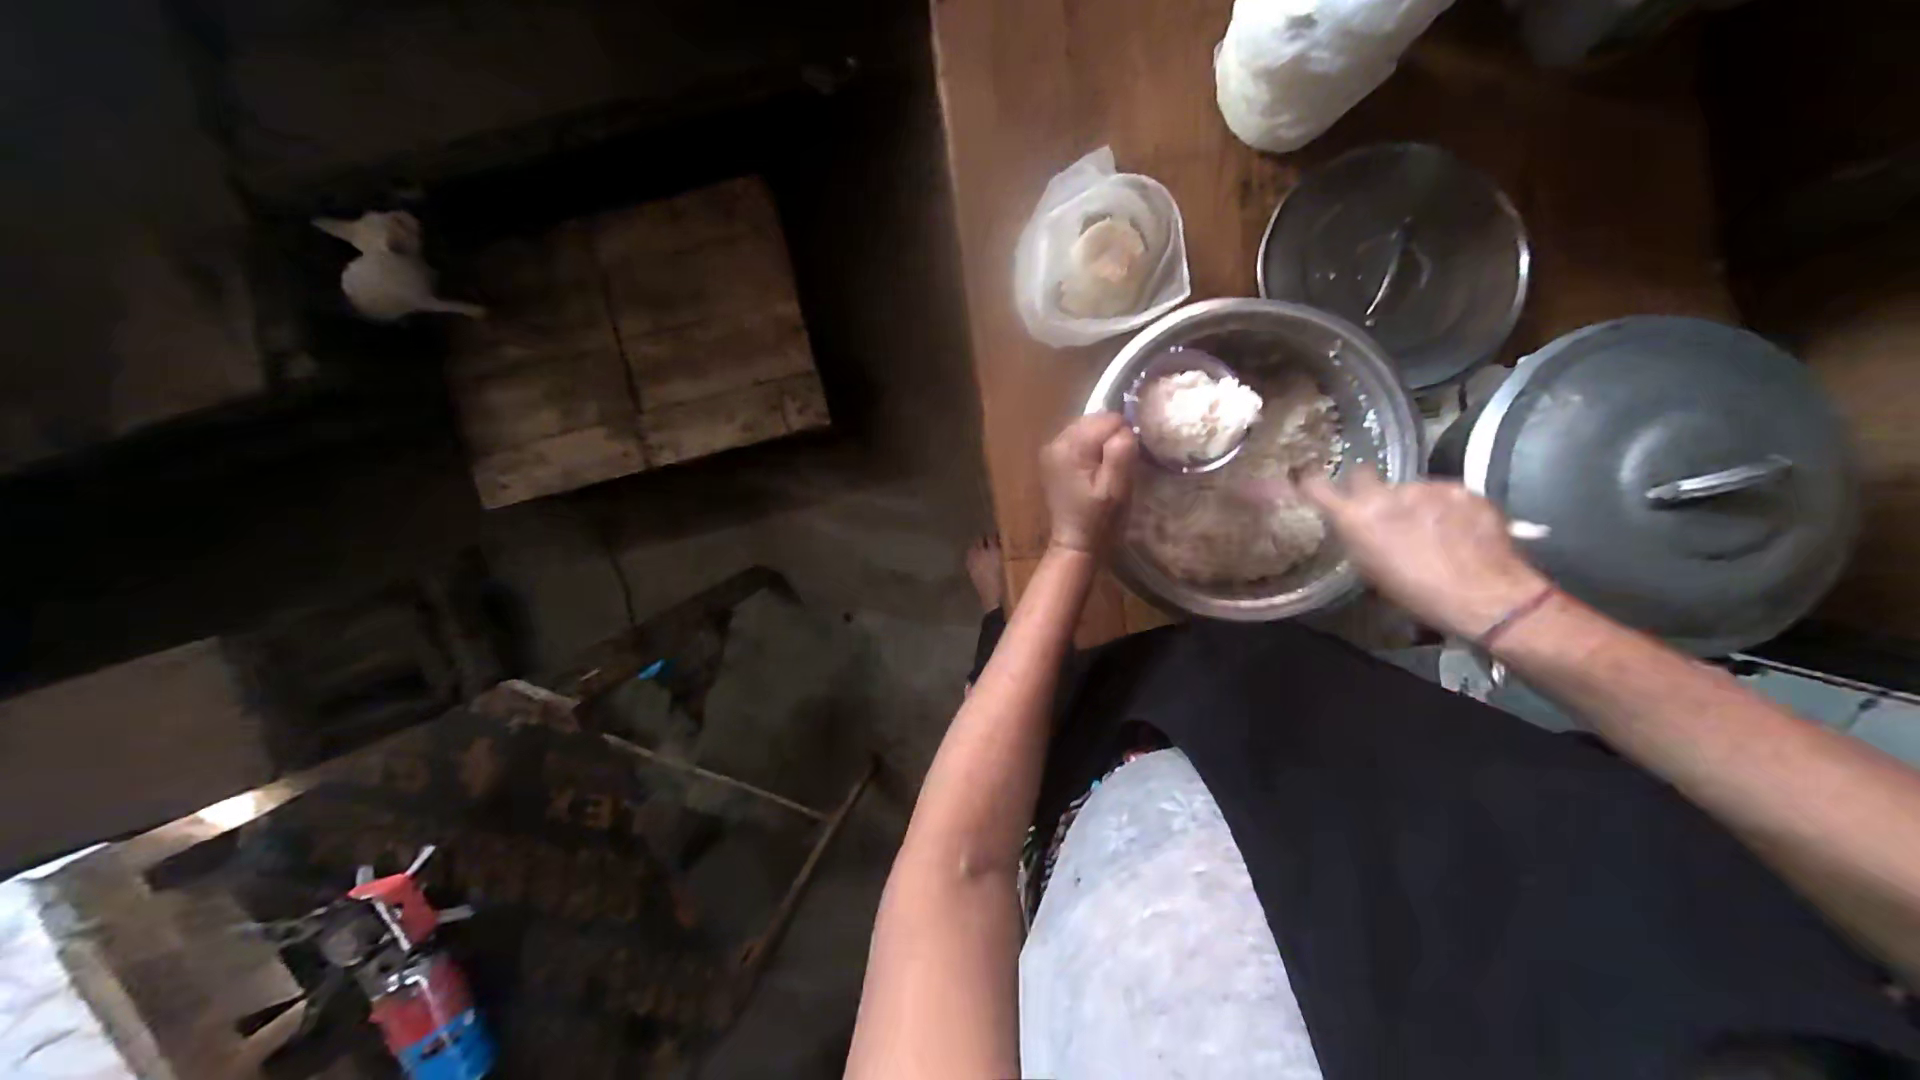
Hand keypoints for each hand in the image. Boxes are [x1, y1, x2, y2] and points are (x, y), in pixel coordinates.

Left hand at [1041, 413, 1137, 554]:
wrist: (1075, 543)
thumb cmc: (1100, 519)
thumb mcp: (1117, 488)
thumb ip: (1121, 453)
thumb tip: (1125, 429)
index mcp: (1070, 447)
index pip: (1108, 419)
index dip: (1124, 436)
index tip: (1125, 462)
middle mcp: (1055, 441)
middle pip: (1095, 419)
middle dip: (1110, 437)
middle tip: (1115, 466)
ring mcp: (1051, 448)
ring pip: (1087, 426)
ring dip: (1100, 441)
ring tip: (1105, 468)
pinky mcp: (1052, 456)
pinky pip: (1078, 438)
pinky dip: (1090, 447)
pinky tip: (1093, 469)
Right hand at [1301, 467, 1549, 638]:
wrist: (1484, 595)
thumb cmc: (1416, 593)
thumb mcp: (1370, 569)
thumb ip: (1357, 536)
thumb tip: (1352, 524)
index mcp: (1356, 517)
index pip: (1316, 486)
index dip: (1310, 483)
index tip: (1309, 484)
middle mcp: (1385, 494)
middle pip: (1363, 475)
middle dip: (1366, 487)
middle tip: (1380, 511)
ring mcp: (1426, 488)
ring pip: (1408, 488)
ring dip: (1412, 502)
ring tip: (1430, 528)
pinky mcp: (1460, 488)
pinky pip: (1442, 492)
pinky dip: (1444, 506)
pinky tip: (1456, 528)